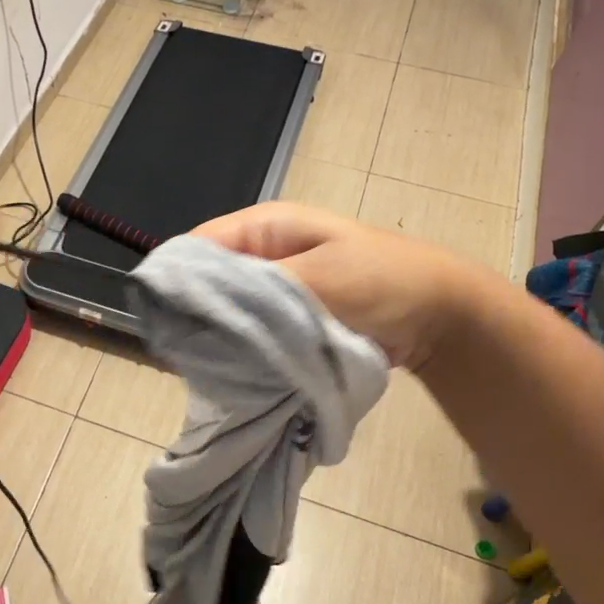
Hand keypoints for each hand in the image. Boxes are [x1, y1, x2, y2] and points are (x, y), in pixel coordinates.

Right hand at [192, 202, 474, 368]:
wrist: (441, 318)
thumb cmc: (383, 283)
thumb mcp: (319, 278)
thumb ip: (254, 289)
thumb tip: (192, 303)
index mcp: (263, 228)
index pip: (195, 248)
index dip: (174, 283)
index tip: (162, 324)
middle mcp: (261, 255)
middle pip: (206, 283)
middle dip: (196, 316)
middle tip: (184, 356)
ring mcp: (274, 290)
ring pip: (227, 313)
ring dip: (219, 339)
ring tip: (206, 370)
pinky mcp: (286, 322)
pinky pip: (251, 335)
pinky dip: (242, 353)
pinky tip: (232, 375)